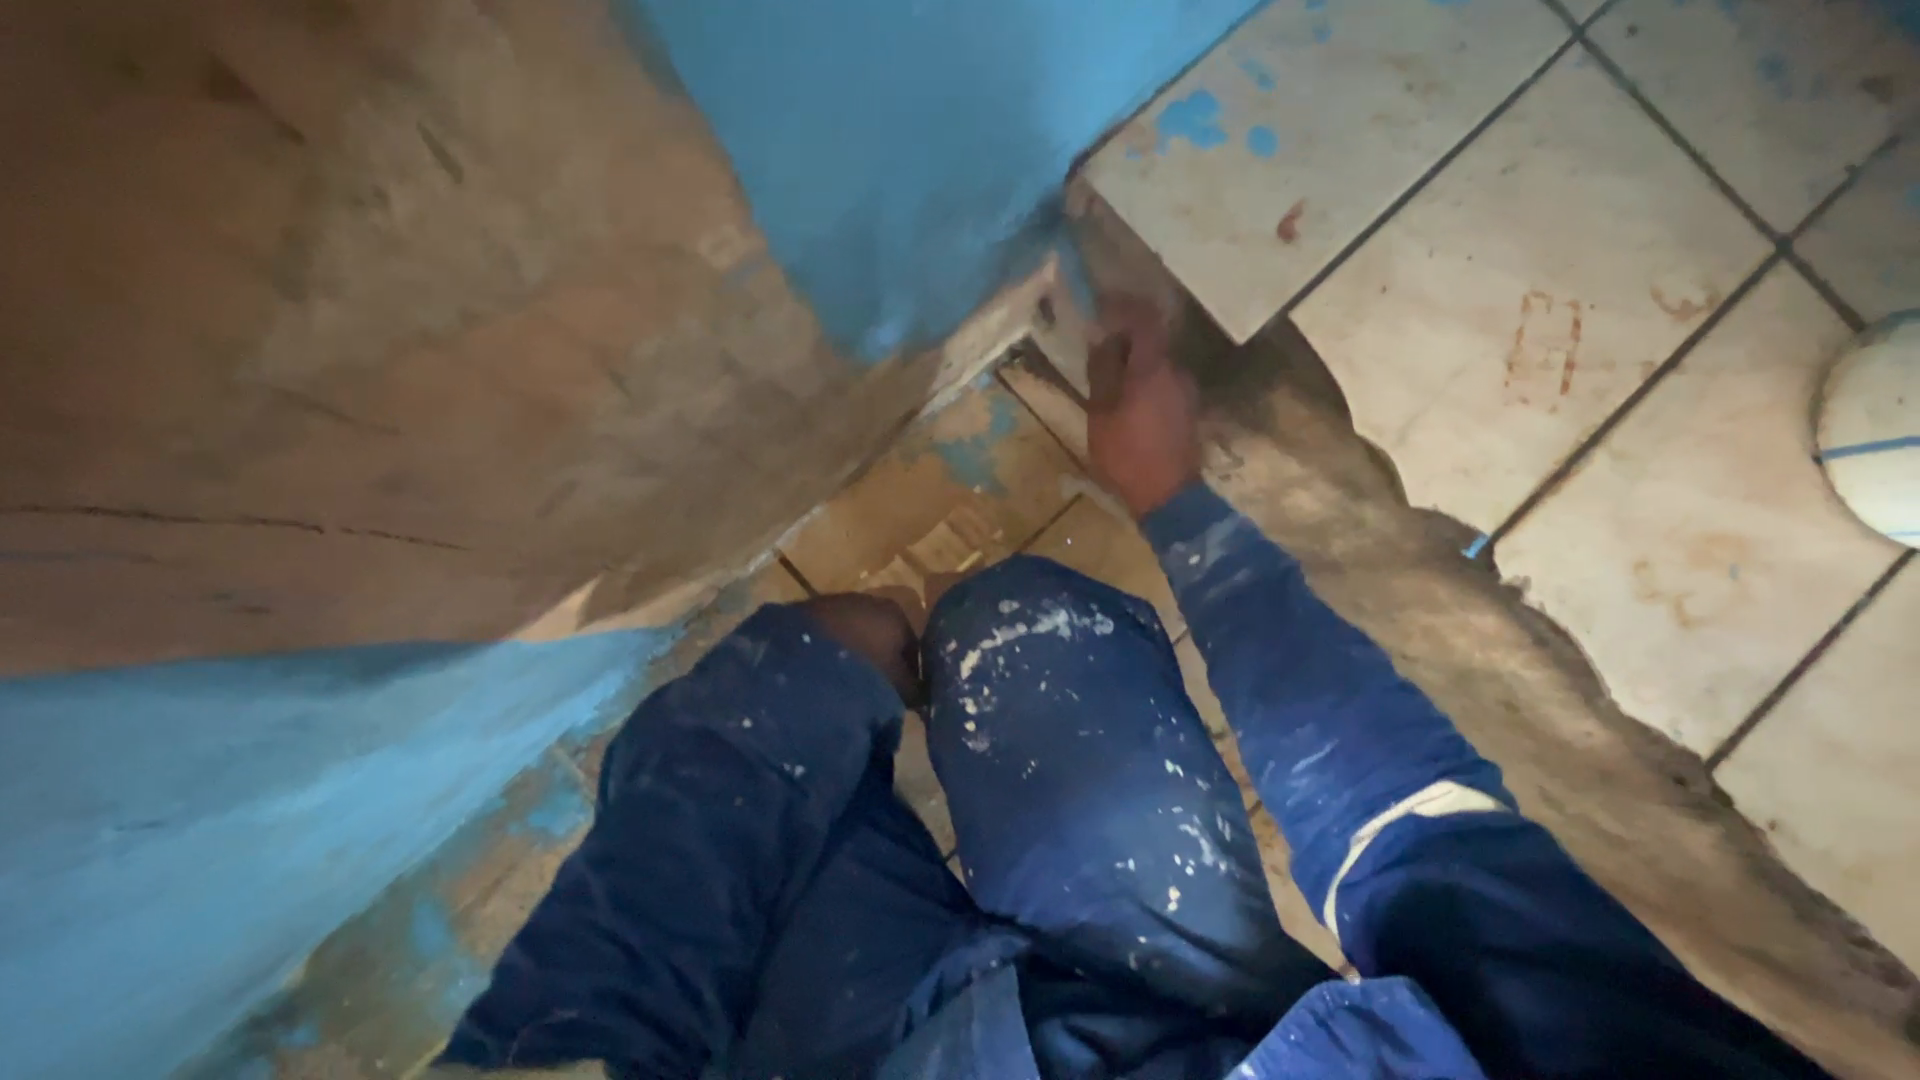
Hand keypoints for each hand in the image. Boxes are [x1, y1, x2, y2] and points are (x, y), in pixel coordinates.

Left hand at [794, 592, 922, 706]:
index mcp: (896, 613)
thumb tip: (920, 695)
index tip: (904, 696)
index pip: (912, 647)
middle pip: (883, 636)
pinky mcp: (808, 611)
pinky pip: (829, 635)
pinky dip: (830, 652)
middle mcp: (870, 601)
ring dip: (853, 655)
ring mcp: (836, 603)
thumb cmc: (864, 671)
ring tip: (847, 683)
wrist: (804, 658)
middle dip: (880, 661)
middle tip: (875, 690)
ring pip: (854, 633)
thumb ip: (913, 690)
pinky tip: (824, 672)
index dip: (910, 675)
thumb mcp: (897, 686)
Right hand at [1086, 295, 1200, 518]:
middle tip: (1099, 353)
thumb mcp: (1101, 414)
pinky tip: (1129, 406)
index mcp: (1153, 368)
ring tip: (1111, 385)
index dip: (1124, 307)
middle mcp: (1176, 371)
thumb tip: (1102, 340)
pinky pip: (1165, 385)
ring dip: (1136, 367)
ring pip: (1158, 366)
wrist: (1168, 496)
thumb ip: (1102, 372)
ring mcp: (1187, 392)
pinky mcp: (1189, 411)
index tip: (1103, 305)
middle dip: (1126, 342)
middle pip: (1152, 343)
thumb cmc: (1126, 454)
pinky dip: (1146, 384)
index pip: (1144, 319)